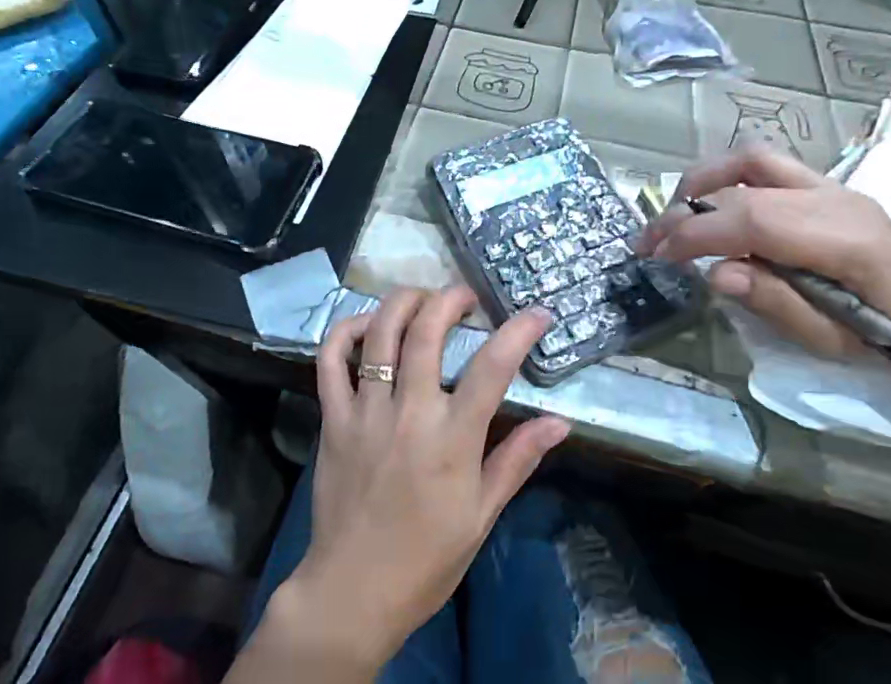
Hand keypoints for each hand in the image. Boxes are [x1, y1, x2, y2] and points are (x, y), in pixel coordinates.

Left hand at [283, 287, 569, 668]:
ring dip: (404, 302)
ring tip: (424, 298)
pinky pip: (330, 361)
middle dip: (451, 298)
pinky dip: (346, 331)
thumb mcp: (483, 513)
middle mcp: (409, 414)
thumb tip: (560, 422)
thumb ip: (519, 459)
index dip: (519, 331)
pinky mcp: (333, 420)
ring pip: (379, 334)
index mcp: (452, 439)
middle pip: (427, 331)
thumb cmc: (427, 557)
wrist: (352, 593)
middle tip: (467, 297)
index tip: (537, 313)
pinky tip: (367, 324)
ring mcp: (365, 412)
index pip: (493, 367)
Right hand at [639, 149, 890, 356]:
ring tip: (674, 212)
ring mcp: (832, 186)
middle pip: (746, 184)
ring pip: (755, 158)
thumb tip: (715, 272)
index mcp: (844, 241)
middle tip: (651, 239)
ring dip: (705, 179)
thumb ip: (774, 302)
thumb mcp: (830, 341)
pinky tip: (710, 203)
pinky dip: (728, 178)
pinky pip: (766, 166)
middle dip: (688, 209)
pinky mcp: (825, 186)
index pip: (755, 219)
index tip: (658, 254)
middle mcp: (836, 199)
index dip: (698, 231)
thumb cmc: (886, 340)